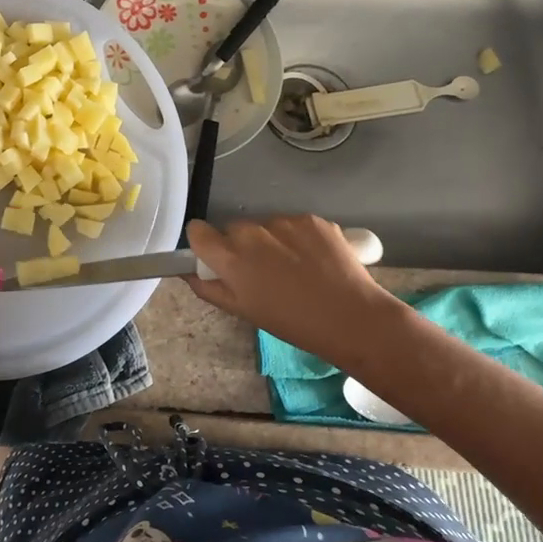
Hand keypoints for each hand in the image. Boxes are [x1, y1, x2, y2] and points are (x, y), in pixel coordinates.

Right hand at [185, 215, 408, 367]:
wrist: (354, 319)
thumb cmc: (294, 323)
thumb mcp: (244, 312)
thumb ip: (210, 288)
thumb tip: (189, 272)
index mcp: (230, 257)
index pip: (197, 230)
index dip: (206, 244)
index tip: (219, 258)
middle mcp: (251, 232)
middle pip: (234, 229)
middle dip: (243, 246)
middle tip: (265, 272)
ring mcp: (282, 222)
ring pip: (265, 226)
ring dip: (273, 241)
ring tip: (297, 269)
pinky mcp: (310, 218)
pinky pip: (293, 224)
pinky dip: (299, 238)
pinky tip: (316, 261)